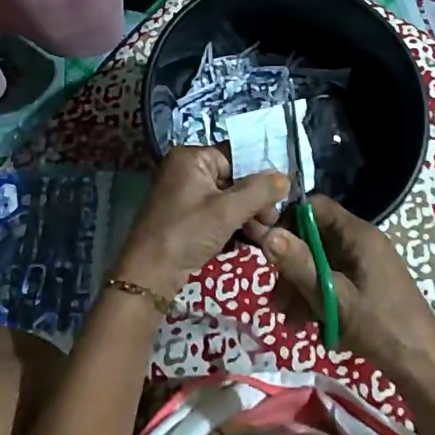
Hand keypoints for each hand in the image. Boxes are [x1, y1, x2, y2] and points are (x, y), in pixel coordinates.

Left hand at [114, 146, 287, 300]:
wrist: (147, 278)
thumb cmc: (185, 235)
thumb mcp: (227, 211)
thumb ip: (259, 191)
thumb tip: (286, 178)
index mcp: (191, 157)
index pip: (237, 156)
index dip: (260, 177)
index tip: (278, 200)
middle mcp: (185, 169)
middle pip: (233, 178)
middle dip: (254, 201)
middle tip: (269, 223)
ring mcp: (183, 193)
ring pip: (227, 197)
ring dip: (246, 216)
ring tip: (260, 236)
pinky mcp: (183, 215)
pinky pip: (216, 212)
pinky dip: (230, 224)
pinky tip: (243, 241)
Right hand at [248, 194, 434, 381]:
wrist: (421, 363)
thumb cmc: (379, 325)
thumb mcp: (334, 297)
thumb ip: (300, 265)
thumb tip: (267, 233)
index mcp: (357, 234)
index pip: (316, 207)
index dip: (289, 222)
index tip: (269, 249)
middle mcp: (361, 241)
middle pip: (315, 238)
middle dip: (292, 267)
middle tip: (275, 300)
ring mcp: (365, 263)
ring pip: (321, 263)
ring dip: (302, 288)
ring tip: (289, 321)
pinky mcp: (366, 284)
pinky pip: (333, 280)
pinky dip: (318, 298)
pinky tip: (309, 326)